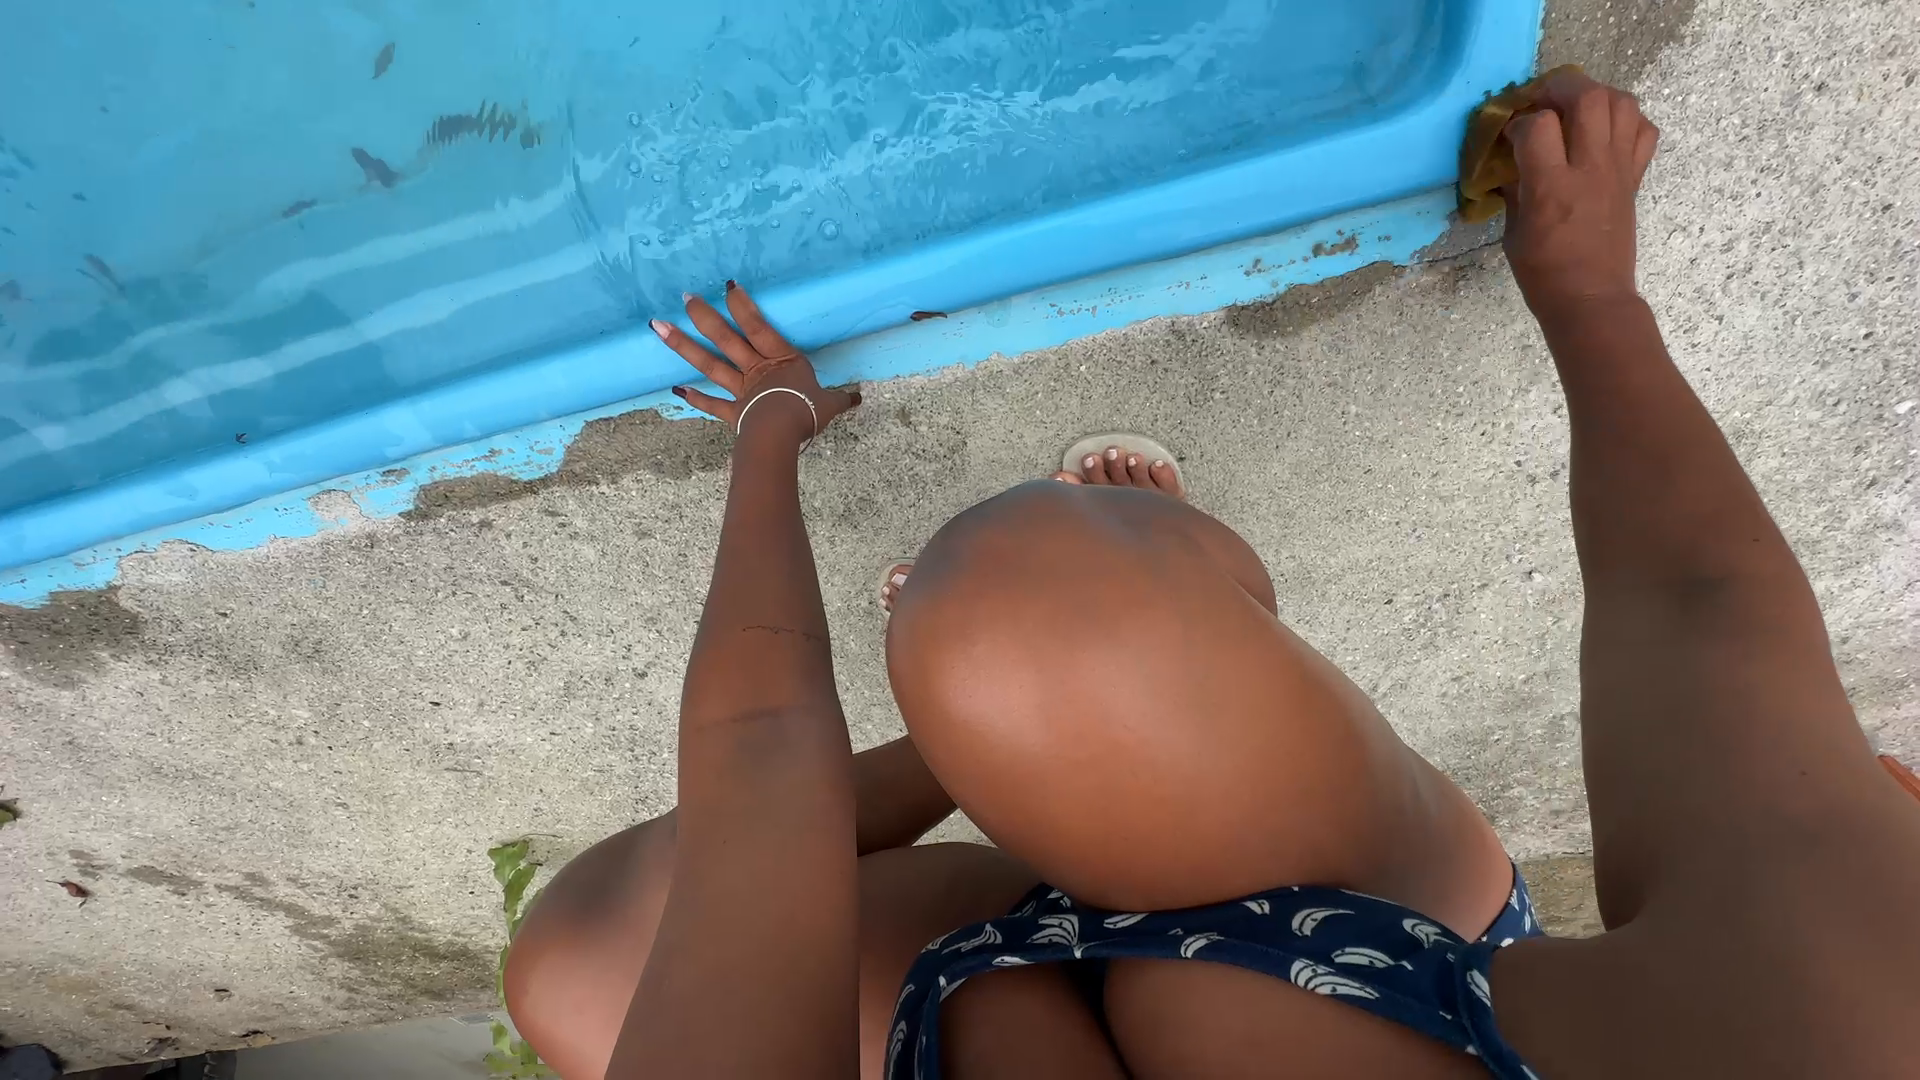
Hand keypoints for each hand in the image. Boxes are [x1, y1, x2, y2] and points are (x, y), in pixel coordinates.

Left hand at [652, 281, 859, 445]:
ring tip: (659, 327)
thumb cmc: (806, 413)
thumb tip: (857, 398)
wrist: (783, 436)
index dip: (744, 306)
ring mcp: (742, 390)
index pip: (760, 327)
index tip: (728, 285)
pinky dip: (696, 398)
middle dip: (705, 317)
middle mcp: (757, 370)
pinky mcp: (735, 413)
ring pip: (711, 364)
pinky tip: (677, 388)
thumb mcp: (829, 404)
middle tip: (686, 297)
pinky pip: (713, 405)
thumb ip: (839, 399)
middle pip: (728, 339)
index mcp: (781, 360)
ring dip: (684, 346)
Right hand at [1499, 69, 1659, 317]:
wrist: (1589, 294)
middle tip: (1538, 101)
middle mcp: (1590, 169)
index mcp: (1550, 188)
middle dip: (1558, 88)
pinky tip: (1601, 131)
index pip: (1536, 127)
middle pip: (1587, 97)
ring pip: (1620, 101)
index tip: (1505, 134)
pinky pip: (1641, 127)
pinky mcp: (1634, 175)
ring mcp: (1618, 169)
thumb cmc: (1540, 272)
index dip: (1516, 121)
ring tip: (1570, 108)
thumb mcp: (1513, 232)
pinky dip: (1622, 117)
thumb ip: (1515, 190)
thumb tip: (1507, 164)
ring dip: (1593, 94)